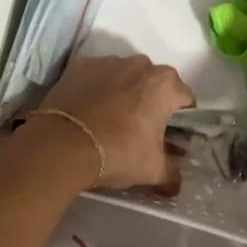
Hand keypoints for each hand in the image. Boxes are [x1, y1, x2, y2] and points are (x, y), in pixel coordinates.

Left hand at [36, 55, 193, 189]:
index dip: (180, 120)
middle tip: (138, 131)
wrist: (62, 145)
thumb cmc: (117, 152)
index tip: (168, 137)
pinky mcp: (81, 65)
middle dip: (150, 103)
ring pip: (125, 78)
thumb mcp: (152, 170)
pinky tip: (88, 113)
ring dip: (123, 94)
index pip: (184, 99)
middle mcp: (140, 64)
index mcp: (165, 84)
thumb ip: (171, 175)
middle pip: (154, 84)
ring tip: (108, 122)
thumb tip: (175, 185)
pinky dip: (97, 90)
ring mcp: (108, 62)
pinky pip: (97, 77)